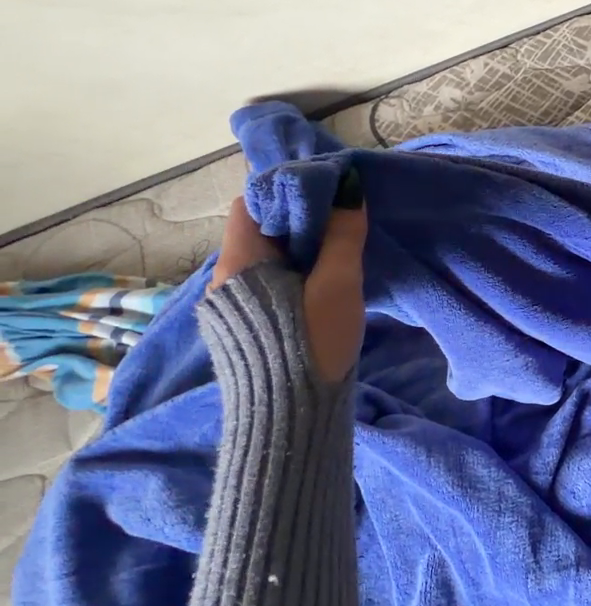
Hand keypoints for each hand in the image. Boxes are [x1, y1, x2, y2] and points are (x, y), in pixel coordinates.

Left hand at [209, 179, 368, 382]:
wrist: (290, 415)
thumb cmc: (311, 344)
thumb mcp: (337, 286)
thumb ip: (342, 237)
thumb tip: (350, 191)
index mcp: (240, 265)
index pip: (250, 206)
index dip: (287, 191)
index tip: (331, 190)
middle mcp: (225, 280)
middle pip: (260, 231)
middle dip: (301, 217)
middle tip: (347, 215)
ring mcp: (232, 305)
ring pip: (268, 258)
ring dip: (303, 245)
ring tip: (343, 244)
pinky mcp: (246, 326)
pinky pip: (270, 281)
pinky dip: (298, 269)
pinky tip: (327, 279)